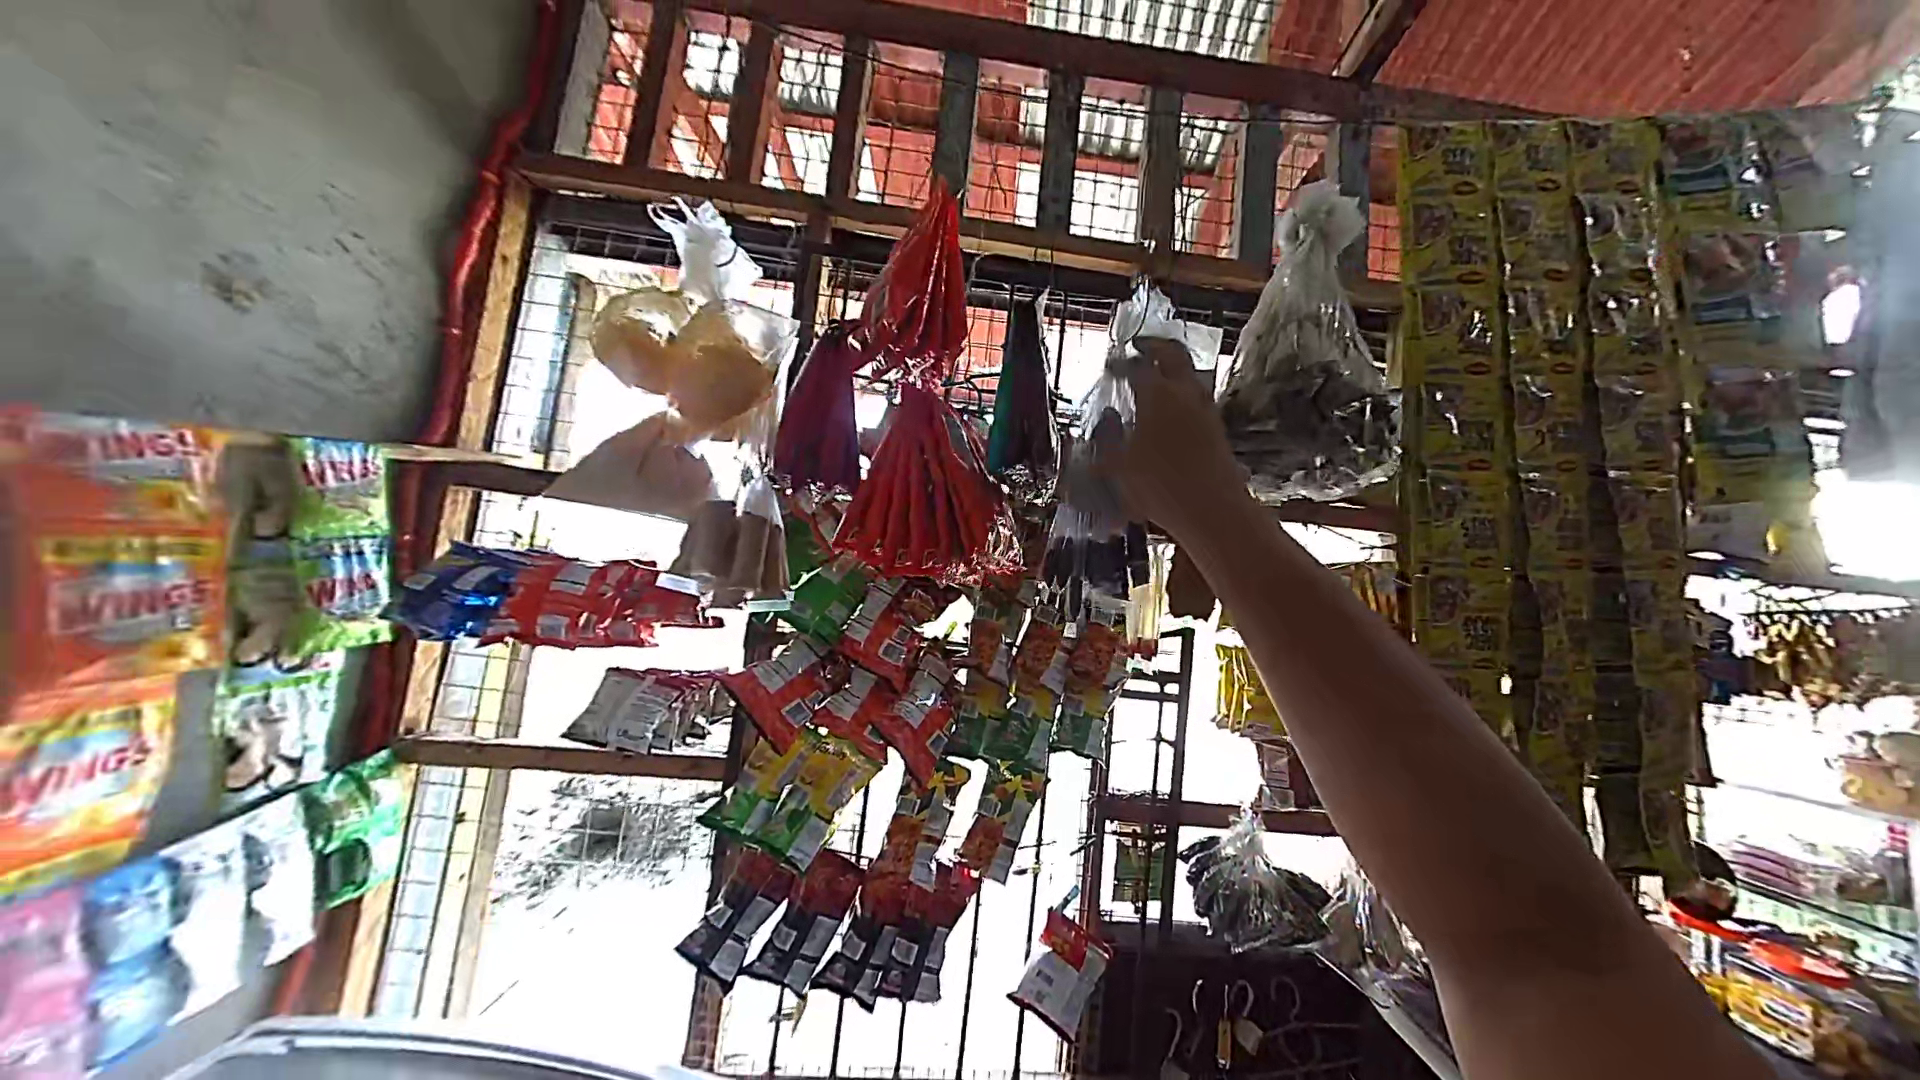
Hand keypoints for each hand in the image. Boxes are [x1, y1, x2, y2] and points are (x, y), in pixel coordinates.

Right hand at [1096, 337, 1247, 540]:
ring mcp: (1205, 408)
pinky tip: (1168, 413)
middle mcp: (1185, 393)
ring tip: (1153, 382)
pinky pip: (1196, 398)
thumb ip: (1107, 442)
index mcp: (1158, 395)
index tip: (1110, 366)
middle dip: (1154, 347)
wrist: (1212, 509)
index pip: (1136, 365)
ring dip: (1171, 371)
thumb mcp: (1119, 467)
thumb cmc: (1159, 486)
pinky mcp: (1216, 427)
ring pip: (1189, 375)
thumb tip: (1104, 423)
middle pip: (1173, 354)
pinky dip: (1181, 394)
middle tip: (1139, 349)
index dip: (1121, 362)